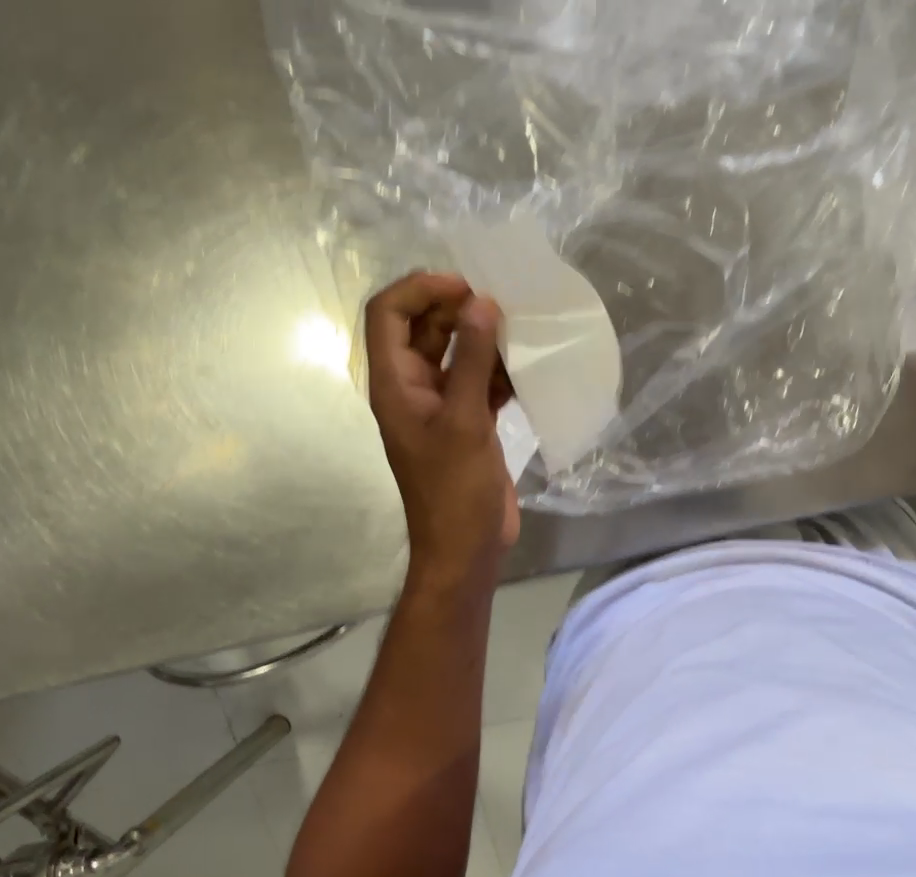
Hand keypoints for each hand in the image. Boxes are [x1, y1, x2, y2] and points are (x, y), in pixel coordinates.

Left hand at [364, 272, 519, 585]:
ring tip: (520, 331)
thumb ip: (470, 360)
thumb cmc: (455, 490)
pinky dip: (499, 372)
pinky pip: (479, 383)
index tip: (465, 287)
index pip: (387, 313)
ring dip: (483, 339)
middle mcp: (412, 389)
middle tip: (500, 303)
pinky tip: (527, 369)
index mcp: (394, 384)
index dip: (420, 289)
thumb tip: (481, 303)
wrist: (466, 549)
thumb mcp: (463, 421)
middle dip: (457, 309)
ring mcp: (442, 407)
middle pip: (423, 328)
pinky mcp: (469, 425)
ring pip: (455, 354)